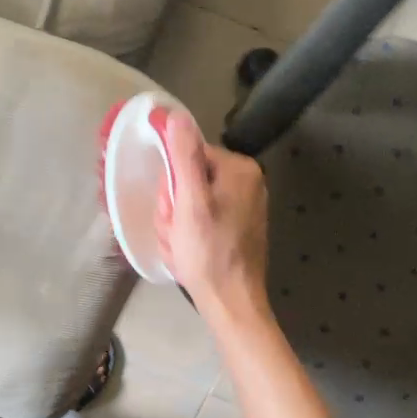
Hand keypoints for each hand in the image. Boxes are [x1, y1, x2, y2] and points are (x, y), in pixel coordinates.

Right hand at [155, 112, 269, 317]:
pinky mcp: (237, 228)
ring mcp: (243, 206)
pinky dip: (188, 238)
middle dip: (173, 210)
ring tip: (180, 248)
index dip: (170, 187)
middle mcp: (246, 182)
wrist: (231, 301)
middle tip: (175, 236)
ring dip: (176, 227)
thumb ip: (182, 157)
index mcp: (238, 169)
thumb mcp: (189, 204)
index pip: (188, 157)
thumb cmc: (208, 253)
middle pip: (189, 181)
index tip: (171, 213)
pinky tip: (188, 255)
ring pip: (191, 204)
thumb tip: (173, 115)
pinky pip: (201, 222)